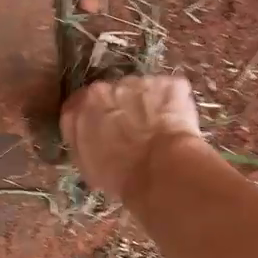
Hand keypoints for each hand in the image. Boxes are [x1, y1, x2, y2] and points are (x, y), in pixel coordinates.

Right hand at [59, 75, 202, 201]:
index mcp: (81, 106)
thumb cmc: (119, 175)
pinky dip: (175, 106)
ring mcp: (141, 82)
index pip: (80, 106)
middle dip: (121, 110)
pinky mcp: (171, 84)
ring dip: (148, 107)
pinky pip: (172, 92)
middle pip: (113, 95)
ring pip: (143, 91)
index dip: (93, 120)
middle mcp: (107, 87)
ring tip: (158, 133)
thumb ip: (82, 140)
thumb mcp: (86, 164)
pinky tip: (177, 127)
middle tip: (133, 134)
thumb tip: (89, 136)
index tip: (102, 134)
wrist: (160, 171)